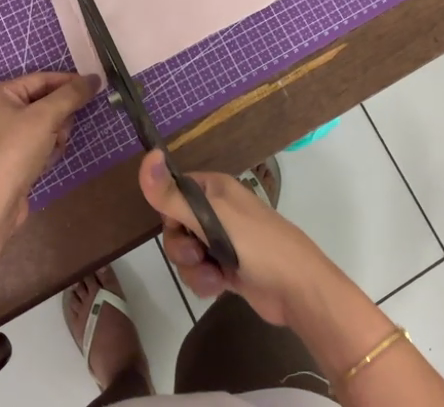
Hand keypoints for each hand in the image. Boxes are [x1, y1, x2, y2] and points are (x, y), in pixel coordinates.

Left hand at [0, 72, 98, 235]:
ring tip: (50, 151)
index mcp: (0, 94)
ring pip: (46, 125)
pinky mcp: (11, 158)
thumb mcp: (45, 117)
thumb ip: (71, 95)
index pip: (43, 79)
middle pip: (45, 103)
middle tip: (61, 131)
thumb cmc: (14, 152)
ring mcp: (4, 137)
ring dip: (55, 137)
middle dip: (59, 118)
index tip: (94, 88)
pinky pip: (39, 144)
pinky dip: (47, 151)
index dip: (69, 83)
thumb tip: (94, 78)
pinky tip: (43, 164)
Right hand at [138, 150, 349, 326]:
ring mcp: (222, 240)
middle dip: (181, 247)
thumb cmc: (256, 243)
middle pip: (175, 226)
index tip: (176, 225)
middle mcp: (216, 210)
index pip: (173, 191)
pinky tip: (220, 286)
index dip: (169, 212)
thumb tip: (148, 155)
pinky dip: (204, 281)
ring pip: (185, 253)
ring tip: (214, 275)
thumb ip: (173, 196)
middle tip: (197, 253)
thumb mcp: (211, 217)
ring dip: (193, 269)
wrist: (296, 288)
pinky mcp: (226, 268)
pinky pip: (198, 272)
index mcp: (214, 188)